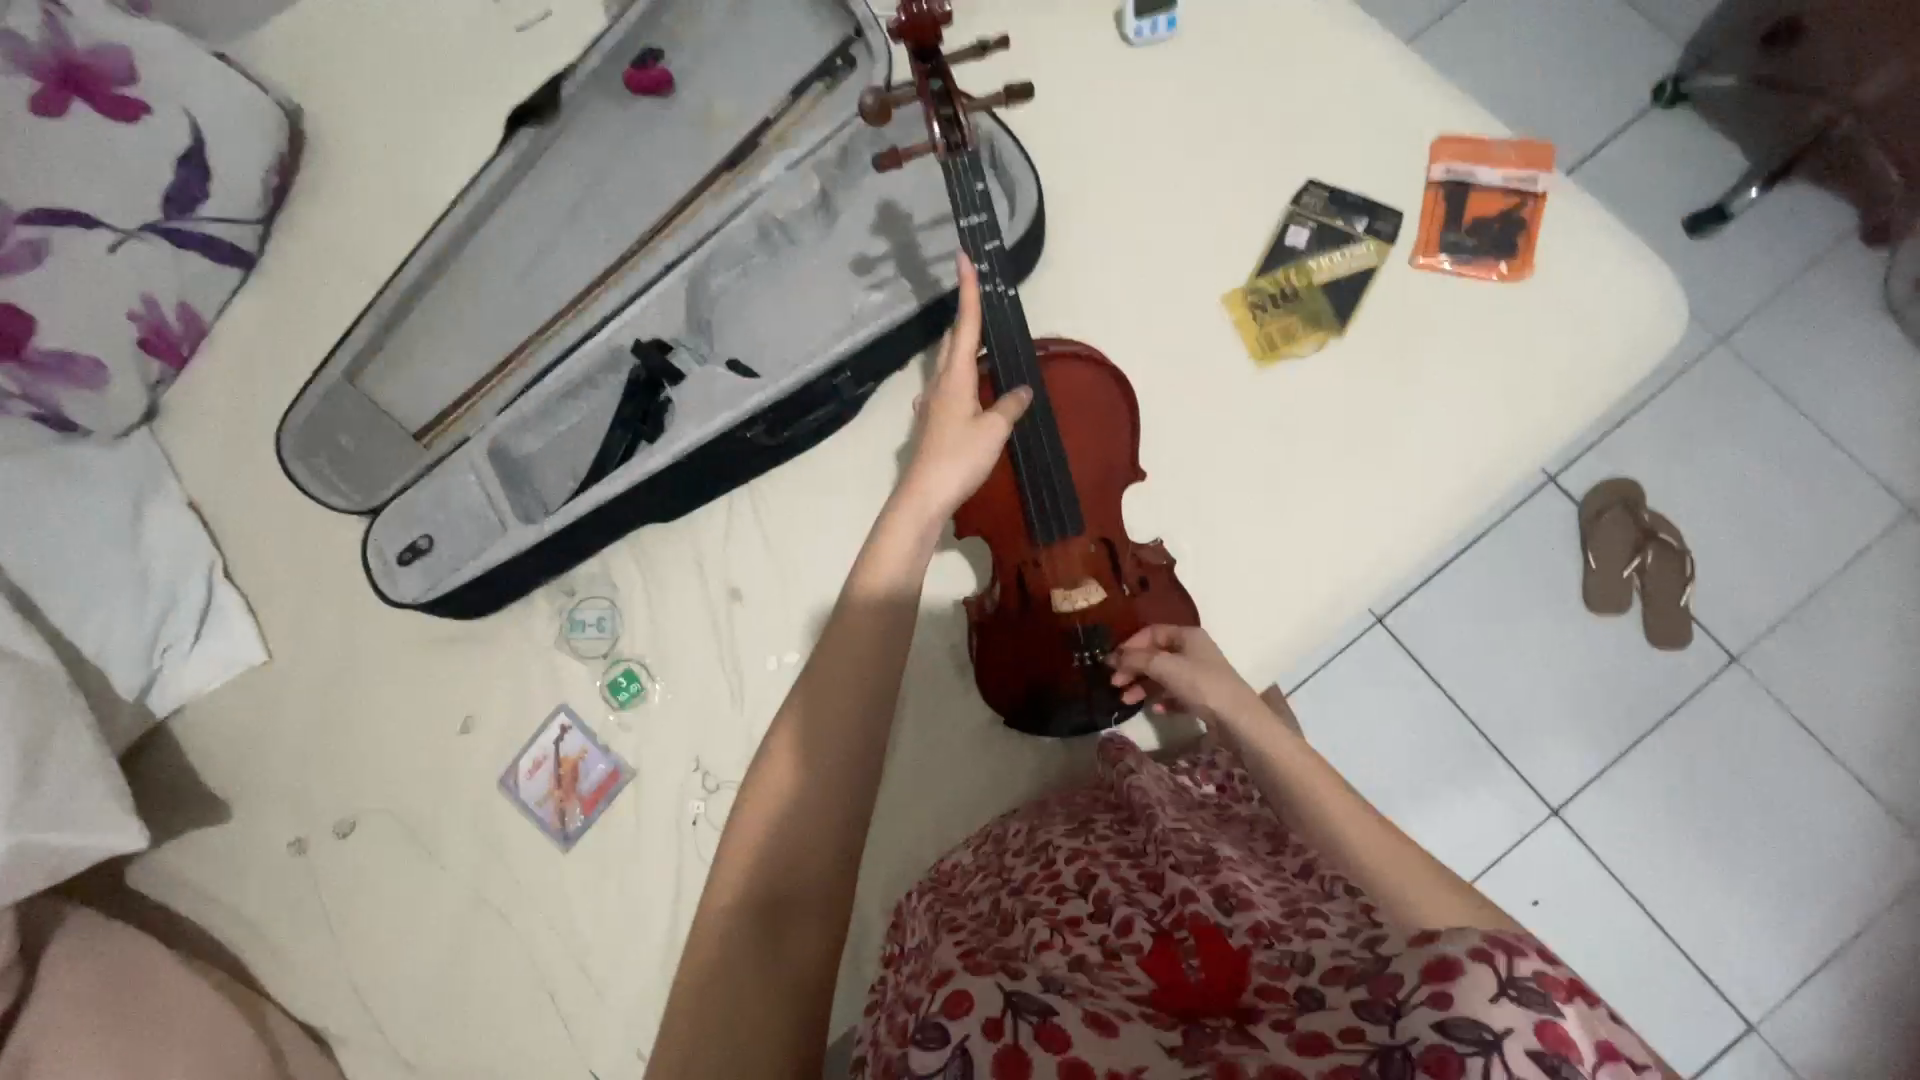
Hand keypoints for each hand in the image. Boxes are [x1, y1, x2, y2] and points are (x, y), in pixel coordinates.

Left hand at [893, 255, 1033, 522]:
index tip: (964, 257)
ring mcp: (931, 404)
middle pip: (953, 342)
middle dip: (967, 317)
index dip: (968, 292)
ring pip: (949, 365)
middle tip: (980, 296)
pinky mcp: (931, 423)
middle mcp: (939, 384)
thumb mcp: (993, 432)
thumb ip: (1009, 407)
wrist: (924, 496)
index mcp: (955, 377)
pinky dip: (962, 378)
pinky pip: (949, 389)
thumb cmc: (959, 459)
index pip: (965, 325)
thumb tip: (1023, 390)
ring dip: (963, 348)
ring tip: (983, 340)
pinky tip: (970, 390)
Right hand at [1108, 625, 1266, 727]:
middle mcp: (1193, 651)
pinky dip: (1162, 699)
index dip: (1130, 645)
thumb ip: (1135, 659)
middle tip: (1115, 683)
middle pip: (1155, 655)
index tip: (1113, 661)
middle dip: (1133, 668)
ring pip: (1163, 676)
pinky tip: (1155, 709)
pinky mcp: (1202, 696)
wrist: (1237, 718)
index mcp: (1187, 635)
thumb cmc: (1200, 683)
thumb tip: (1111, 657)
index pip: (1151, 632)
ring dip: (1143, 686)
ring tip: (1126, 700)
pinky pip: (1175, 694)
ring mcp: (1199, 674)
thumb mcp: (1164, 666)